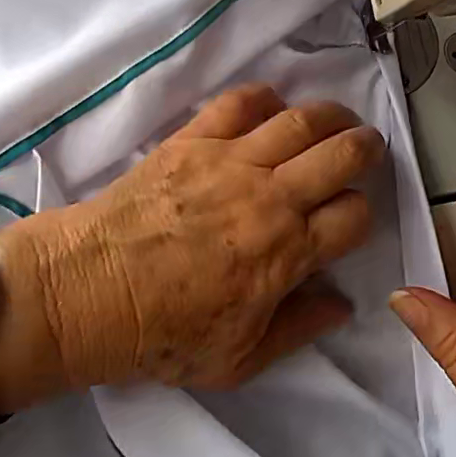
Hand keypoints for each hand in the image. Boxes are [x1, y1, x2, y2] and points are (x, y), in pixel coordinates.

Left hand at [0, 84, 381, 409]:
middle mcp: (269, 198)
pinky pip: (239, 102)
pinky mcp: (190, 141)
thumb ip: (298, 329)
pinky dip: (263, 97)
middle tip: (364, 150)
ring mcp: (229, 162)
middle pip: (341, 154)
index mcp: (288, 252)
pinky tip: (271, 106)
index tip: (350, 216)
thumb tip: (342, 303)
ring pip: (300, 121)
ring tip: (334, 121)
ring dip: (329, 116)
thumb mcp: (239, 359)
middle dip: (364, 149)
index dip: (363, 212)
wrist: (91, 291)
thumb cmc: (163, 333)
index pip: (356, 214)